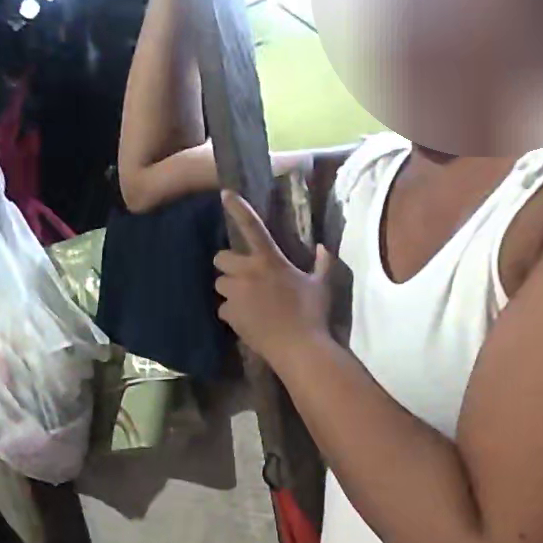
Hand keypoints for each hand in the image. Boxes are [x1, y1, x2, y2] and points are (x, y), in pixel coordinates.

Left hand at [213, 192, 334, 367]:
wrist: (298, 348)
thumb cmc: (313, 314)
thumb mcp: (322, 285)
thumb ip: (323, 263)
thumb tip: (323, 247)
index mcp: (270, 261)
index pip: (252, 227)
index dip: (237, 208)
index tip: (225, 194)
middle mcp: (248, 273)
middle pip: (220, 258)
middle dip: (228, 265)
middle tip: (242, 274)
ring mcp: (236, 295)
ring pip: (220, 284)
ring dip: (230, 288)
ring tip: (246, 300)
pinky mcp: (231, 315)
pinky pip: (223, 308)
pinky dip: (232, 312)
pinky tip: (246, 319)